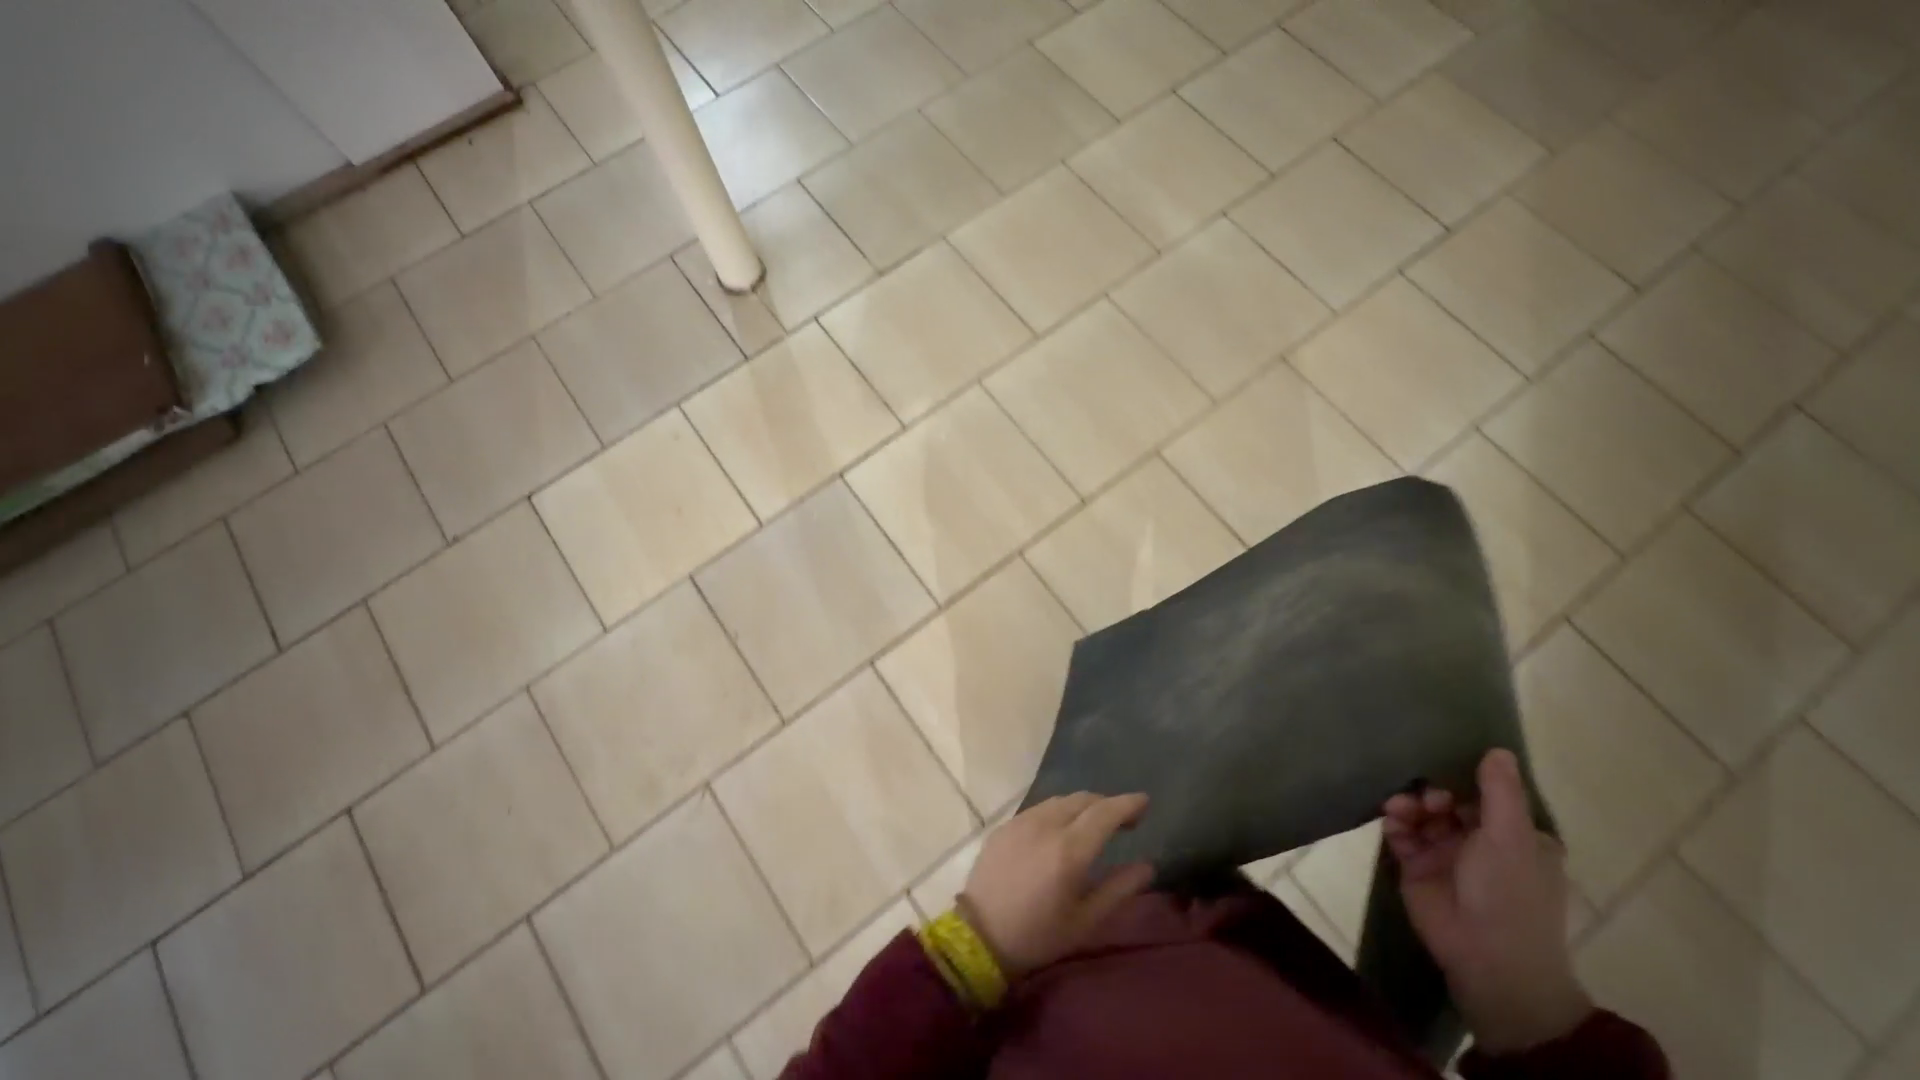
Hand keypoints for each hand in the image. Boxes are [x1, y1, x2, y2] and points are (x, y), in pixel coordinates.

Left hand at [959, 793, 1153, 977]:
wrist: (978, 937)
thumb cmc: (1038, 935)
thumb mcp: (1086, 921)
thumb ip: (1119, 889)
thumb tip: (1147, 866)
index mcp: (1069, 850)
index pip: (1105, 812)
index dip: (1128, 804)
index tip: (1145, 803)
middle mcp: (1045, 826)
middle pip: (1083, 799)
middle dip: (1107, 804)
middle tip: (1124, 821)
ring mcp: (1021, 823)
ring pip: (1060, 800)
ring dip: (1082, 806)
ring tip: (1093, 824)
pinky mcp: (1004, 827)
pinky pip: (1038, 809)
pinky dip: (1058, 812)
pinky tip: (1060, 831)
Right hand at [1381, 750, 1592, 1053]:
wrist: (1486, 957)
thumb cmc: (1510, 893)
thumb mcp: (1511, 837)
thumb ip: (1500, 792)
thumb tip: (1497, 749)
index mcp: (1515, 835)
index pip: (1486, 793)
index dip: (1464, 777)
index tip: (1445, 764)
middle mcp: (1481, 841)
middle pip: (1449, 801)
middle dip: (1433, 792)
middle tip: (1426, 797)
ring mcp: (1446, 855)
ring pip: (1422, 815)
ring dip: (1410, 805)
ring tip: (1400, 807)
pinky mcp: (1416, 868)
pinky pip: (1401, 836)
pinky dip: (1395, 825)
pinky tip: (1392, 821)